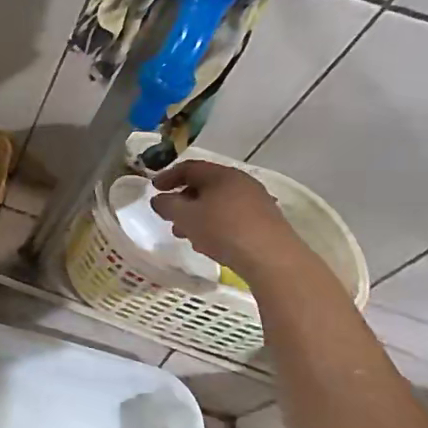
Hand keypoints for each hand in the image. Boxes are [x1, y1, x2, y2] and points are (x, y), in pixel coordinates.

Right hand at [149, 160, 305, 274]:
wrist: (273, 259)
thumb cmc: (223, 230)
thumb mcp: (186, 217)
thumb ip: (167, 205)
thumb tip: (158, 199)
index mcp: (221, 174)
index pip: (189, 168)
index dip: (168, 177)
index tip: (154, 189)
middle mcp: (241, 181)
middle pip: (206, 185)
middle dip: (184, 200)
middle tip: (170, 215)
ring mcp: (257, 201)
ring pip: (219, 203)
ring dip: (199, 215)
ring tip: (187, 235)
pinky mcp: (266, 221)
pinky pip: (234, 216)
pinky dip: (217, 224)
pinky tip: (210, 243)